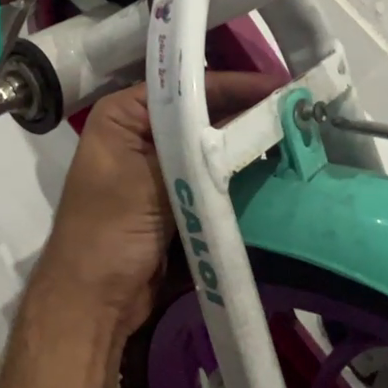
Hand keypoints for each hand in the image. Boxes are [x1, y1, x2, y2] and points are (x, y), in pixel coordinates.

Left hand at [35, 71, 283, 337]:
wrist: (93, 303)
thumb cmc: (110, 232)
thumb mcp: (156, 182)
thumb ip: (202, 147)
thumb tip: (258, 116)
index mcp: (122, 115)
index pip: (184, 89)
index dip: (233, 84)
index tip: (279, 84)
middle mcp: (138, 132)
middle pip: (200, 113)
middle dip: (244, 111)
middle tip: (295, 108)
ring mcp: (156, 166)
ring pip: (208, 144)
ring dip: (245, 142)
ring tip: (293, 131)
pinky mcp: (173, 198)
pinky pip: (209, 175)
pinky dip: (236, 172)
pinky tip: (273, 166)